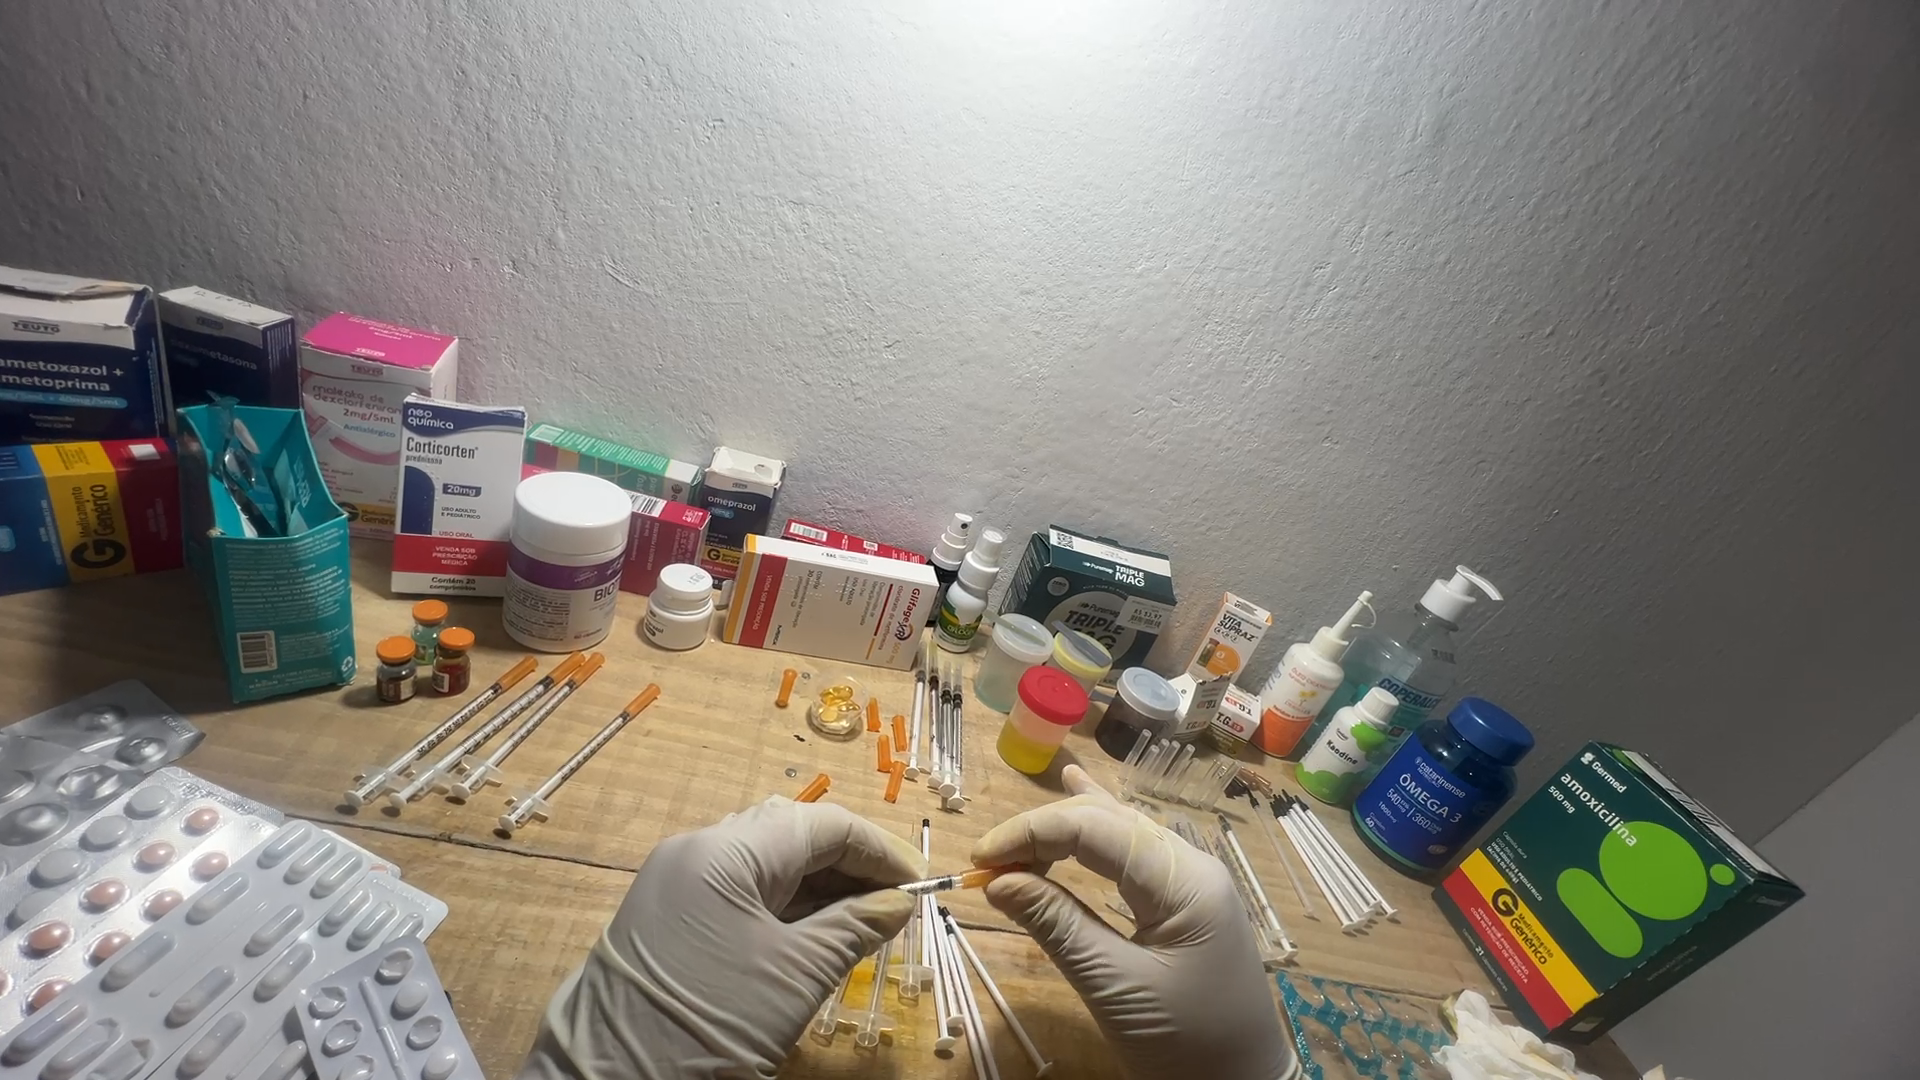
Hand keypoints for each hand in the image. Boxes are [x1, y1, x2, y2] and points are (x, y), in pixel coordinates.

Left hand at [518, 798, 924, 1079]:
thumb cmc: (705, 1030)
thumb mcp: (793, 979)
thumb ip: (854, 928)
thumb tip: (899, 904)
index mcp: (724, 851)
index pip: (821, 824)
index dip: (876, 849)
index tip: (917, 882)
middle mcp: (698, 848)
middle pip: (792, 832)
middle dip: (849, 862)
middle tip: (893, 900)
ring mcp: (678, 879)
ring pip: (767, 858)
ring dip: (820, 882)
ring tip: (863, 915)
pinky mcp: (669, 912)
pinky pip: (741, 888)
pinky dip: (785, 902)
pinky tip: (816, 926)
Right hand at [972, 765, 1295, 1079]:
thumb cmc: (1187, 1049)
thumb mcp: (1116, 990)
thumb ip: (1057, 926)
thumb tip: (997, 882)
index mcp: (1183, 879)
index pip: (1093, 828)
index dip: (1031, 832)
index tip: (982, 859)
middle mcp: (1189, 861)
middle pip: (1103, 820)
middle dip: (1041, 832)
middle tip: (989, 864)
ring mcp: (1188, 874)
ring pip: (1115, 827)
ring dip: (1059, 831)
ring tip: (1013, 841)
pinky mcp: (1181, 893)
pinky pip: (1130, 846)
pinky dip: (1093, 826)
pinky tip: (1077, 787)